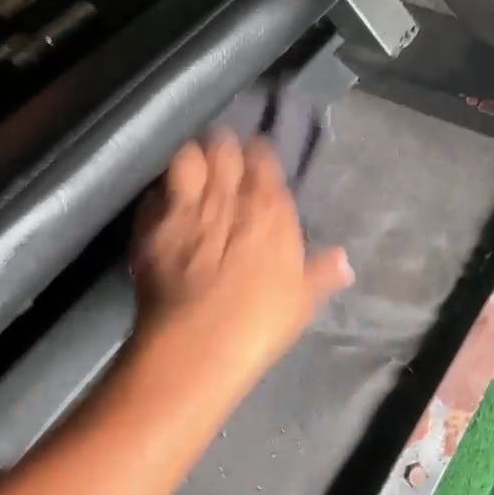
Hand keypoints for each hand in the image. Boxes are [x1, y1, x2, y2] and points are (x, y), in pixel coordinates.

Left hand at [130, 133, 352, 375]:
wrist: (194, 348)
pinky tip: (165, 200)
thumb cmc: (259, 321)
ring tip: (194, 166)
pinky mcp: (149, 228)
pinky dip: (161, 191)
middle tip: (224, 153)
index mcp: (268, 206)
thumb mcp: (303, 298)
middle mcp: (226, 197)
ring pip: (186, 158)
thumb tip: (344, 261)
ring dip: (191, 158)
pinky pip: (155, 193)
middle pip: (222, 149)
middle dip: (223, 147)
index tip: (257, 157)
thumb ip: (322, 272)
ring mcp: (184, 209)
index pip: (261, 157)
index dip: (258, 153)